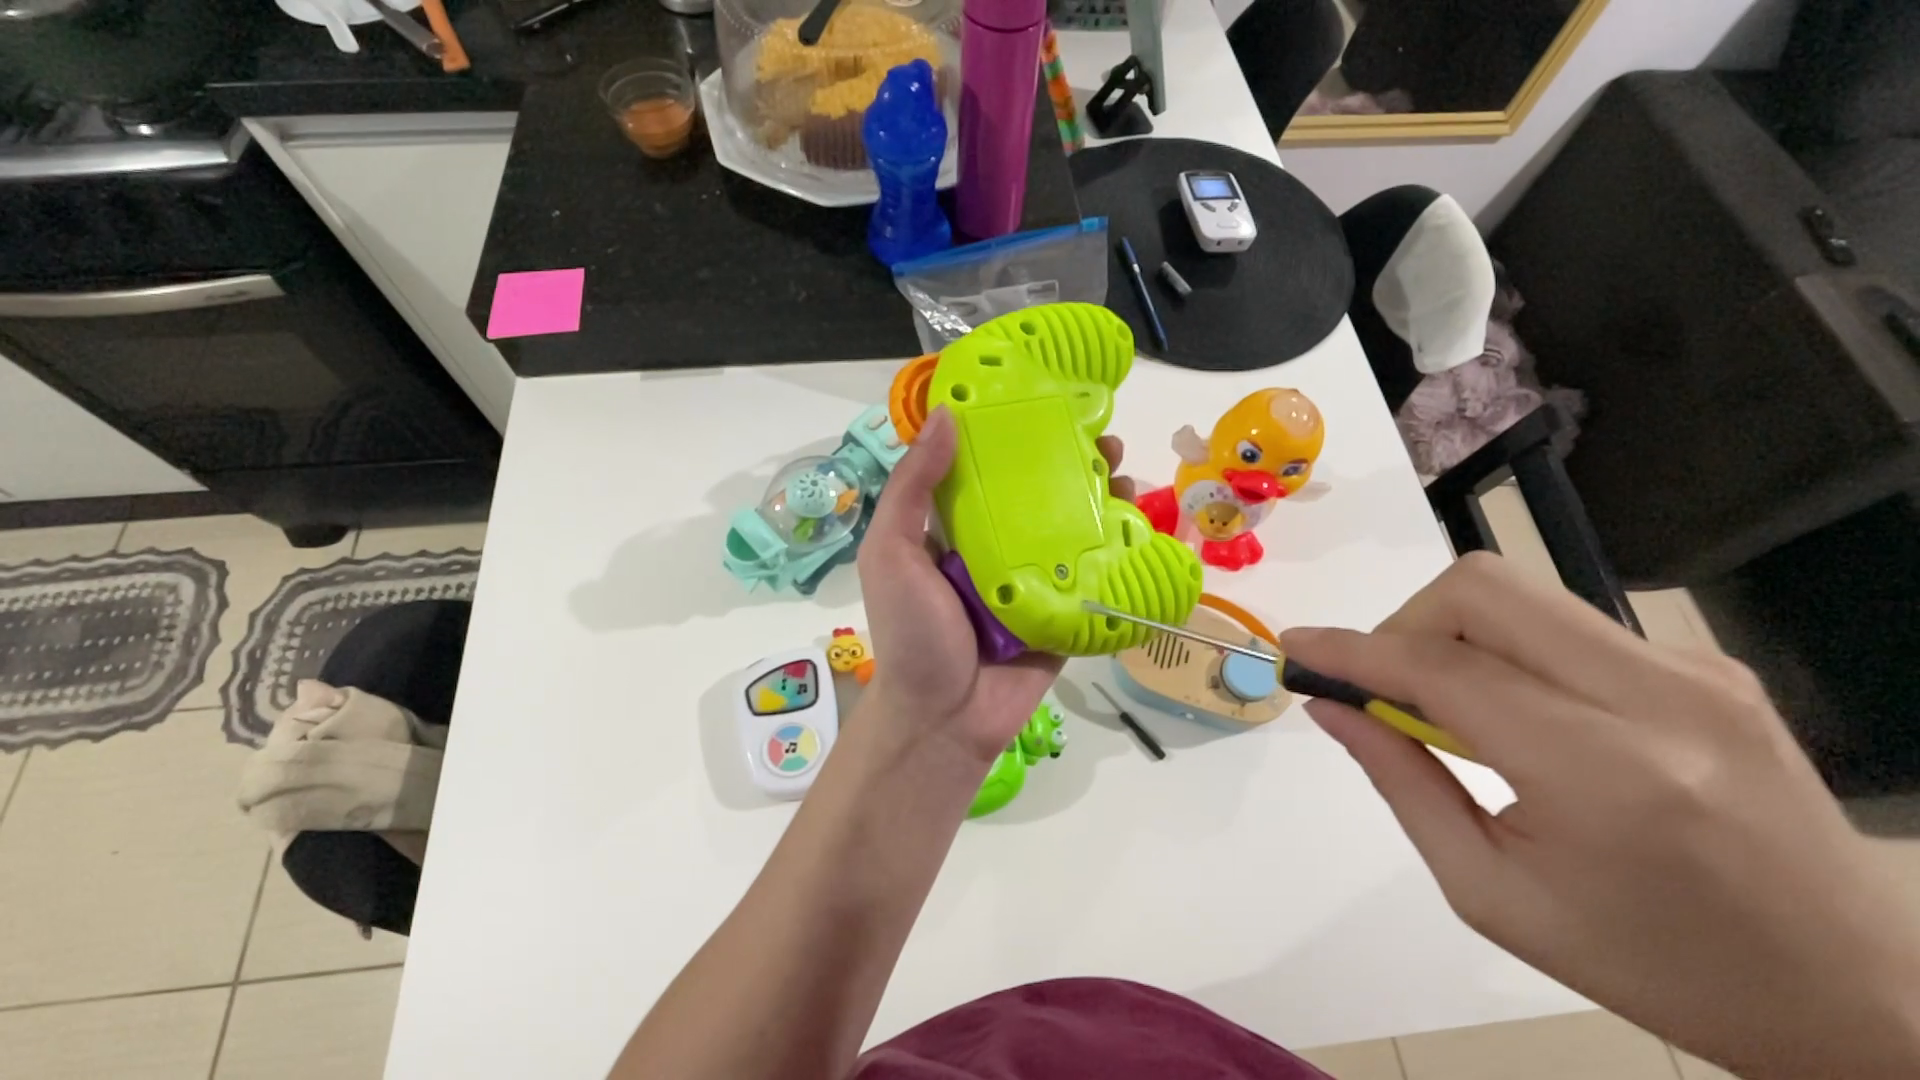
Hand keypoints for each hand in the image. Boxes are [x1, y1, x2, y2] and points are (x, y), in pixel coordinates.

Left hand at [856, 410, 1129, 764]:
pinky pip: (1095, 578)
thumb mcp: (892, 553)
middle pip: (1040, 496)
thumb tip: (945, 415)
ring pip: (1074, 531)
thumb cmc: (911, 633)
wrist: (944, 719)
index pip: (987, 469)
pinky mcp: (1065, 615)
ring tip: (1127, 478)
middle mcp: (996, 548)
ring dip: (1104, 502)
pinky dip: (1120, 553)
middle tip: (1104, 442)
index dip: (1015, 436)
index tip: (1046, 403)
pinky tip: (1142, 527)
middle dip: (1073, 466)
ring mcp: (1034, 582)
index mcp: (954, 529)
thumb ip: (913, 489)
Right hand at [1283, 553, 1919, 1079]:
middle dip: (1404, 624)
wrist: (1859, 993)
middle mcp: (1658, 694)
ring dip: (1452, 634)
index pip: (1442, 670)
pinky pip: (1567, 625)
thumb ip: (1403, 783)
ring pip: (1522, 596)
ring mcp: (1693, 669)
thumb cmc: (1654, 965)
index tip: (1295, 648)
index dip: (1353, 651)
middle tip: (1382, 688)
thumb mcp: (1496, 894)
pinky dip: (1508, 651)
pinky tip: (1517, 716)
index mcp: (1604, 771)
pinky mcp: (1707, 665)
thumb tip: (1330, 708)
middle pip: (1481, 590)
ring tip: (1446, 710)